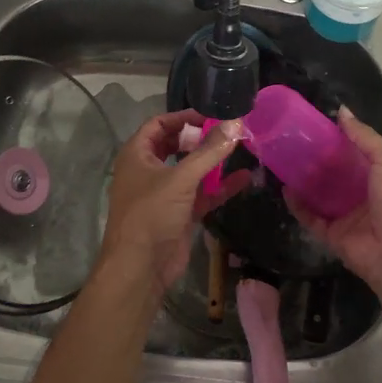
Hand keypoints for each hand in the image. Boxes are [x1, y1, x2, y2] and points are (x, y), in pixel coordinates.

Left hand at [98, 110, 242, 295]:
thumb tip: (236, 124)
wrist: (141, 268)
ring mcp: (164, 193)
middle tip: (227, 131)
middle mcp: (149, 170)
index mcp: (137, 154)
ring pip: (191, 170)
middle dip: (200, 138)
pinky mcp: (179, 213)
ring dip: (213, 161)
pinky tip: (244, 178)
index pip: (159, 124)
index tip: (211, 115)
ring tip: (240, 148)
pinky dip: (220, 186)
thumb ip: (209, 151)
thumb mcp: (181, 179)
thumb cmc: (151, 214)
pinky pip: (202, 193)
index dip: (183, 117)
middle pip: (176, 145)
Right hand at [285, 107, 381, 297]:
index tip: (315, 123)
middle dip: (316, 158)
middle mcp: (361, 195)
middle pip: (334, 173)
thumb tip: (341, 111)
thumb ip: (364, 137)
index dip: (337, 139)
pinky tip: (284, 188)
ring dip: (303, 179)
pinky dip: (297, 204)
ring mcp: (345, 216)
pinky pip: (309, 217)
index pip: (354, 153)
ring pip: (319, 194)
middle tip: (293, 140)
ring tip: (283, 160)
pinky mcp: (331, 234)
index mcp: (379, 176)